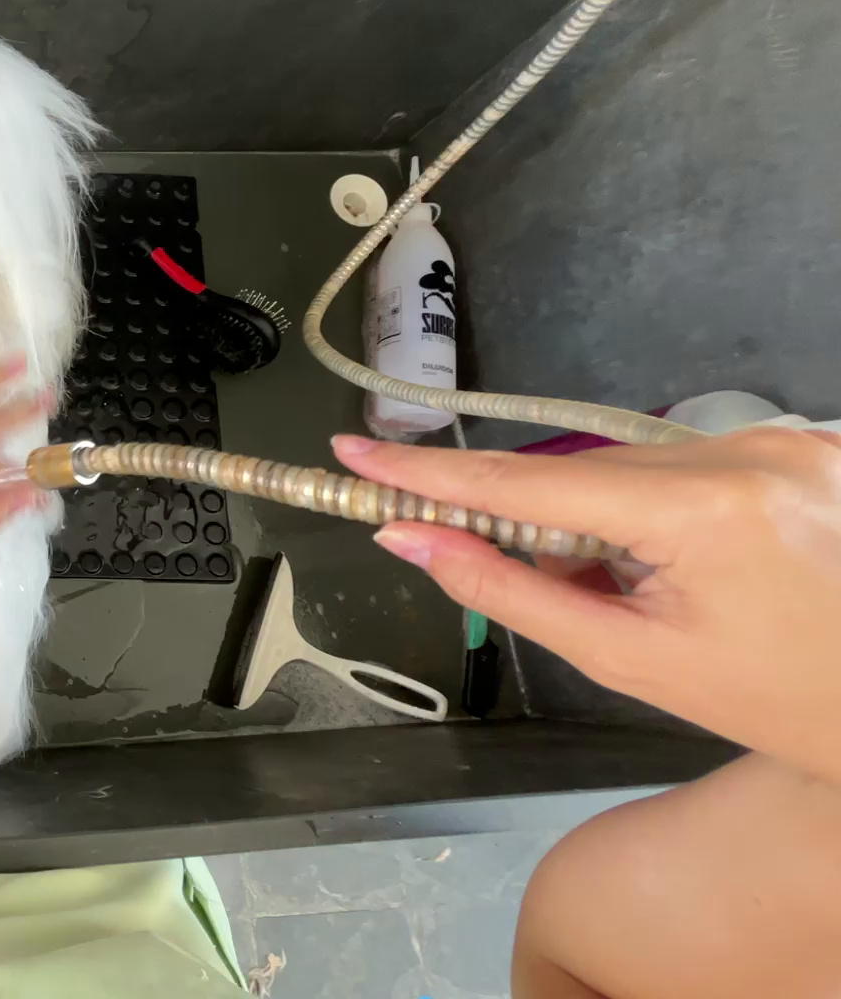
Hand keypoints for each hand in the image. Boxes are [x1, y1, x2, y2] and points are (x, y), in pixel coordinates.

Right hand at [333, 428, 840, 781]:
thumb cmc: (778, 702)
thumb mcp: (622, 656)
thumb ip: (499, 587)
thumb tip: (404, 536)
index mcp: (704, 508)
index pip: (518, 482)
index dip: (421, 469)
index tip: (350, 449)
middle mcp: (745, 452)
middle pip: (568, 476)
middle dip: (530, 525)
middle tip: (554, 586)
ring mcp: (782, 443)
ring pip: (613, 472)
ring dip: (587, 522)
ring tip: (633, 590)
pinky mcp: (796, 448)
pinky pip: (664, 469)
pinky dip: (635, 512)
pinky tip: (673, 563)